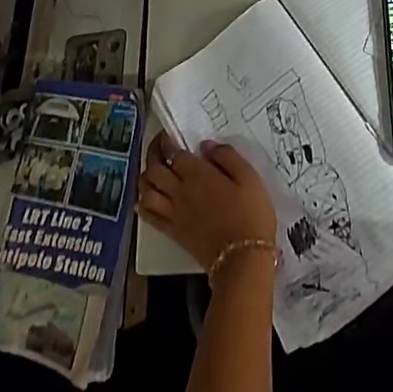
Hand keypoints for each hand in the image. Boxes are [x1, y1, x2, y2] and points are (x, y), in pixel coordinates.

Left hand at [138, 131, 276, 273]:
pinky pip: (148, 216)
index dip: (168, 141)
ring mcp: (173, 212)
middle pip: (154, 169)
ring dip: (144, 177)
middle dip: (152, 154)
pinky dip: (142, 204)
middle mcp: (179, 191)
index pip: (173, 153)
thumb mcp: (249, 177)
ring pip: (146, 191)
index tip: (169, 134)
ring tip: (152, 170)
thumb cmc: (251, 213)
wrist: (243, 256)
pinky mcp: (172, 231)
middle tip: (159, 146)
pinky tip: (144, 198)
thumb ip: (228, 157)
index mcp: (197, 175)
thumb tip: (206, 145)